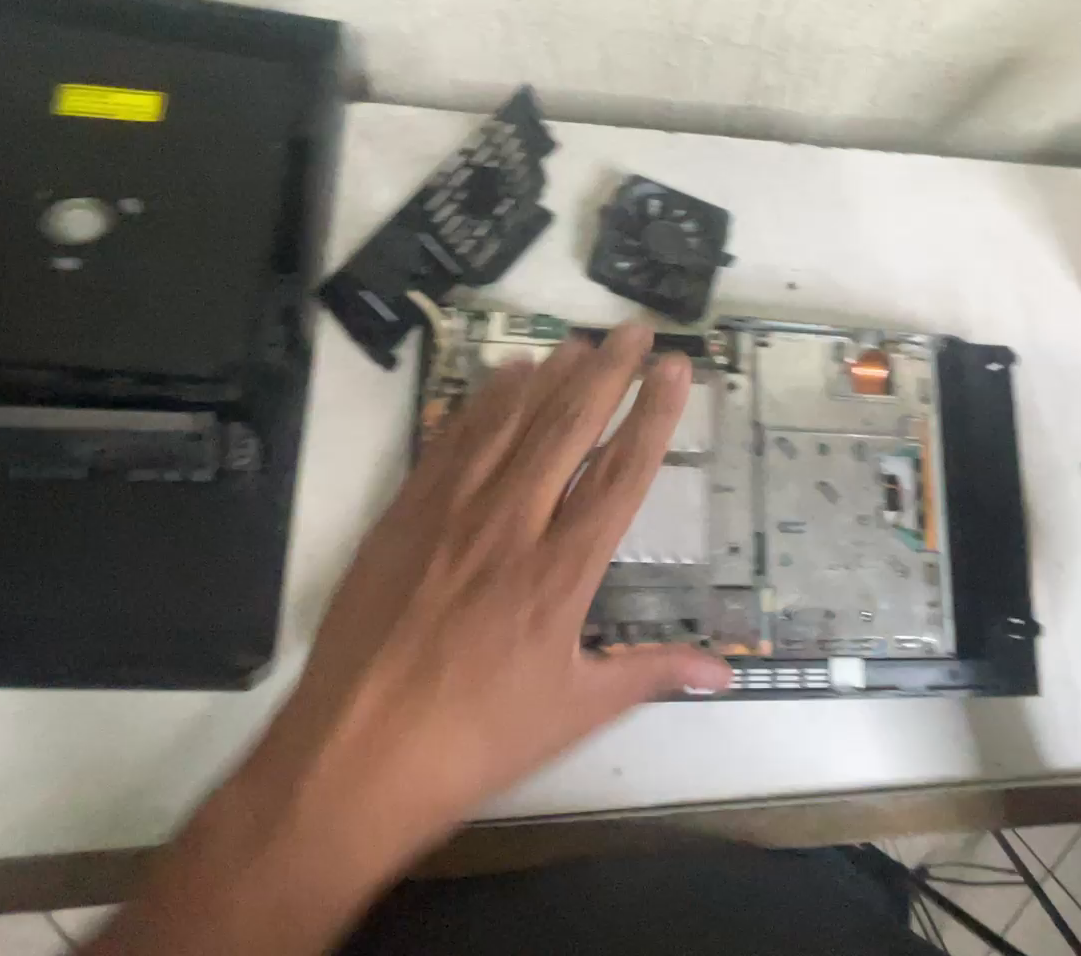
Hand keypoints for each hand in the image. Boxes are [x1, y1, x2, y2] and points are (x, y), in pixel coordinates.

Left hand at [89, 324, 731, 955]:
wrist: (357, 751)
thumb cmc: (476, 737)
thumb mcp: (574, 710)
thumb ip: (651, 673)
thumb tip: (723, 673)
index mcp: (560, 572)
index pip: (620, 475)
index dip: (653, 416)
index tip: (675, 369)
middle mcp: (510, 525)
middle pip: (568, 429)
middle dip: (609, 372)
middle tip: (637, 328)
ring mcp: (450, 512)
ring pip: (510, 424)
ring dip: (550, 376)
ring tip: (581, 341)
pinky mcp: (404, 513)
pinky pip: (451, 440)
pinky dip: (484, 401)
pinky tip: (504, 376)